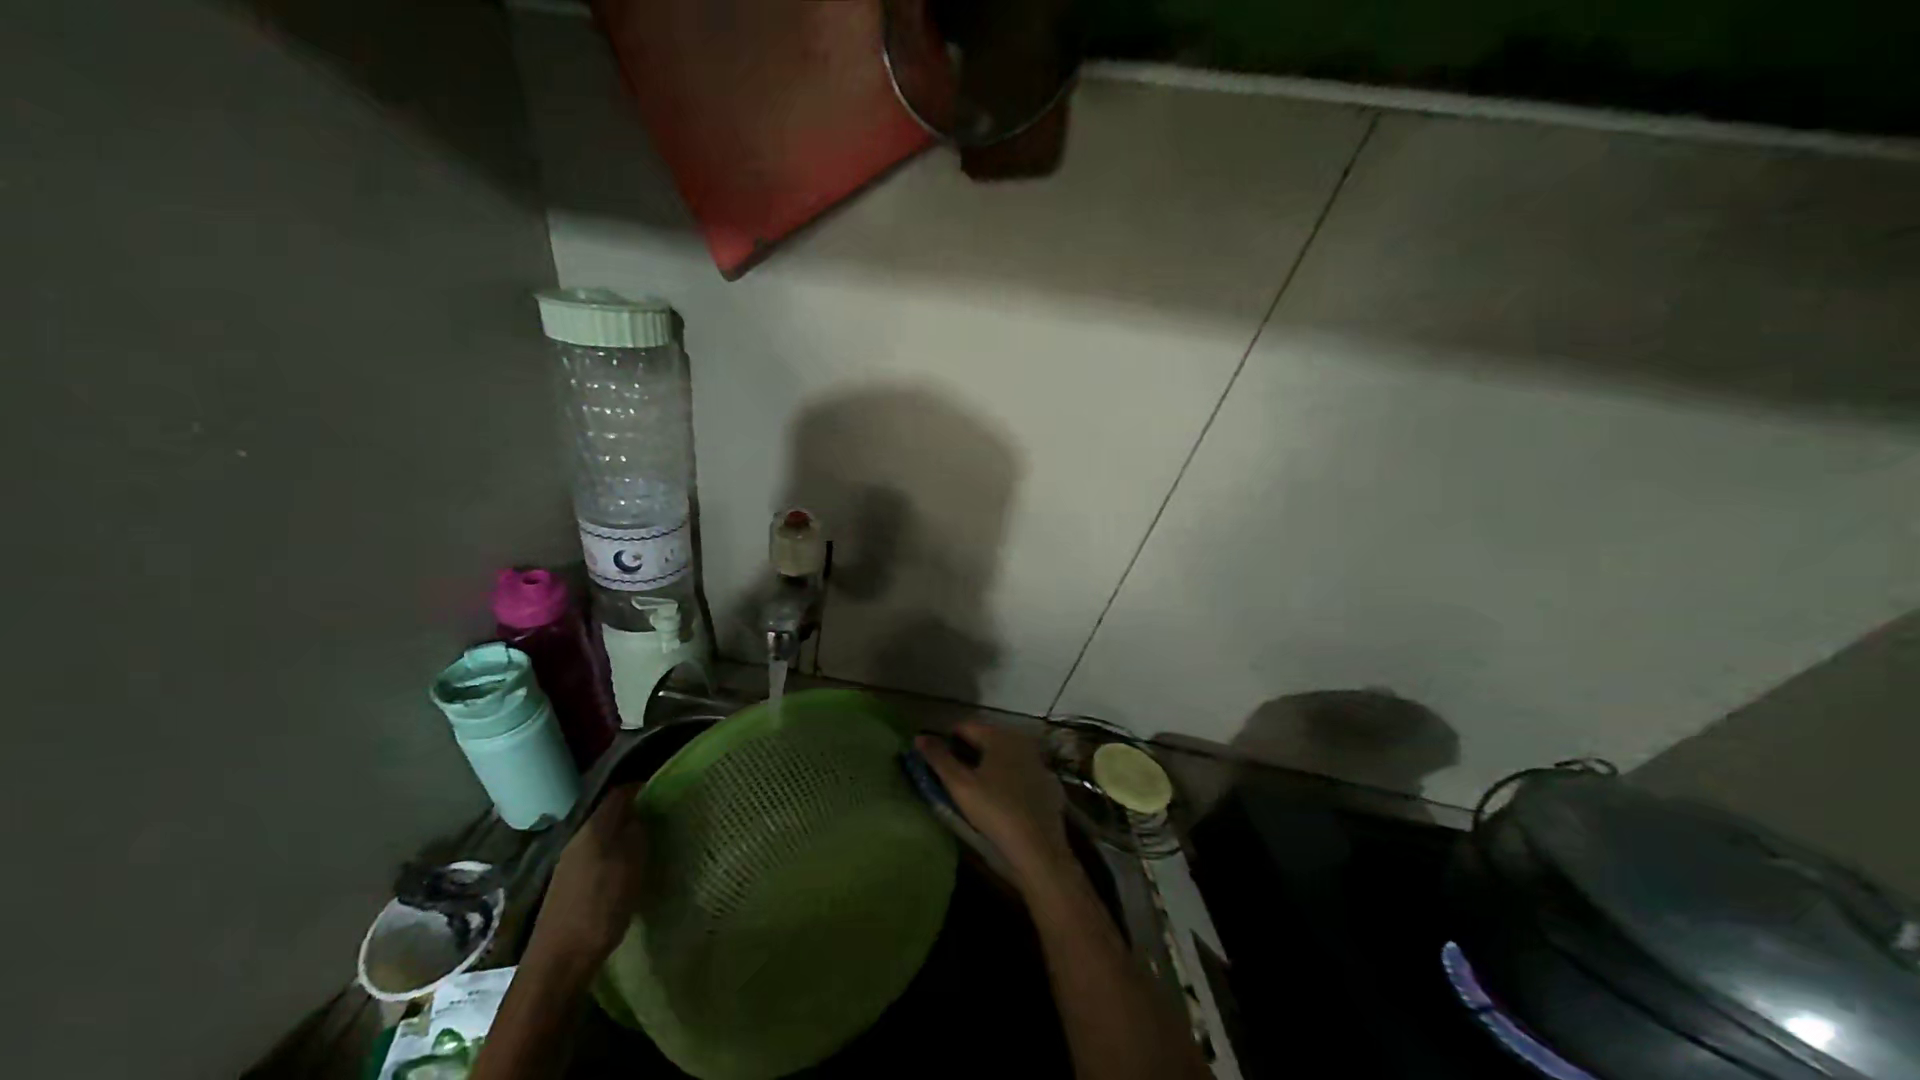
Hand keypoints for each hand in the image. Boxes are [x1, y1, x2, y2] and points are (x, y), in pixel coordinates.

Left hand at [531, 781, 648, 963]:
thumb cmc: (601, 908)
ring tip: (650, 844)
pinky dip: (614, 855)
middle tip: (663, 818)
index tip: (667, 791)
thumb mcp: (631, 866)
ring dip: (624, 836)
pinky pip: (596, 856)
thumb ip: (636, 834)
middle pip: (609, 814)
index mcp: (594, 829)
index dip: (642, 788)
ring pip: (602, 836)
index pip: (620, 794)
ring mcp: (569, 863)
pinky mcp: (567, 885)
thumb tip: (640, 814)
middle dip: (635, 812)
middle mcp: (578, 839)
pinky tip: (626, 872)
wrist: (558, 961)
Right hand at [916, 720, 1072, 891]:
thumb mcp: (960, 786)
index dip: (947, 740)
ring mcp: (1039, 762)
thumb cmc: (995, 811)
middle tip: (953, 775)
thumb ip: (938, 758)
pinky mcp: (1049, 783)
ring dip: (989, 764)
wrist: (1039, 848)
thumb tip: (919, 737)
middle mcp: (1022, 740)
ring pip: (1005, 756)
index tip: (937, 760)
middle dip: (968, 752)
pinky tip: (1002, 799)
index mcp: (1000, 736)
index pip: (965, 727)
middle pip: (987, 739)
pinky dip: (1009, 778)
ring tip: (975, 787)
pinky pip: (1022, 773)